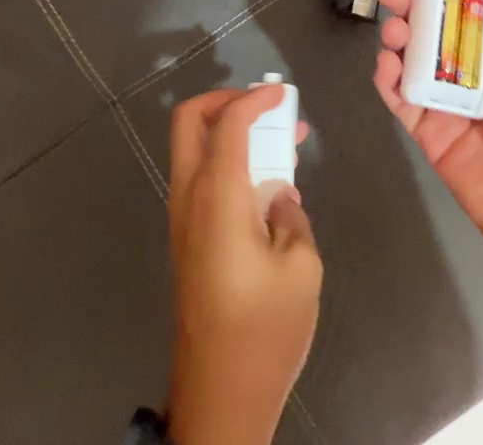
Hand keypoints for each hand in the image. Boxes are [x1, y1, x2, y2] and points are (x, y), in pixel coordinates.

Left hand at [165, 86, 321, 444]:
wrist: (220, 389)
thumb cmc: (264, 328)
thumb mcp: (301, 267)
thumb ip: (291, 216)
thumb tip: (279, 195)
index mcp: (216, 195)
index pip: (228, 123)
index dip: (255, 99)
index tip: (282, 93)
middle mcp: (189, 197)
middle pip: (189, 121)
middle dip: (224, 101)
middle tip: (267, 108)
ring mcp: (181, 218)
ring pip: (193, 150)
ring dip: (227, 133)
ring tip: (279, 145)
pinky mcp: (186, 239)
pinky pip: (200, 181)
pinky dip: (226, 164)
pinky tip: (266, 187)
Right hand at [372, 0, 482, 303]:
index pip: (480, 13)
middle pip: (441, 34)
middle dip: (416, 10)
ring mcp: (455, 108)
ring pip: (416, 63)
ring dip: (399, 40)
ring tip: (392, 30)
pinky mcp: (433, 137)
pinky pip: (404, 102)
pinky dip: (389, 81)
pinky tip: (385, 65)